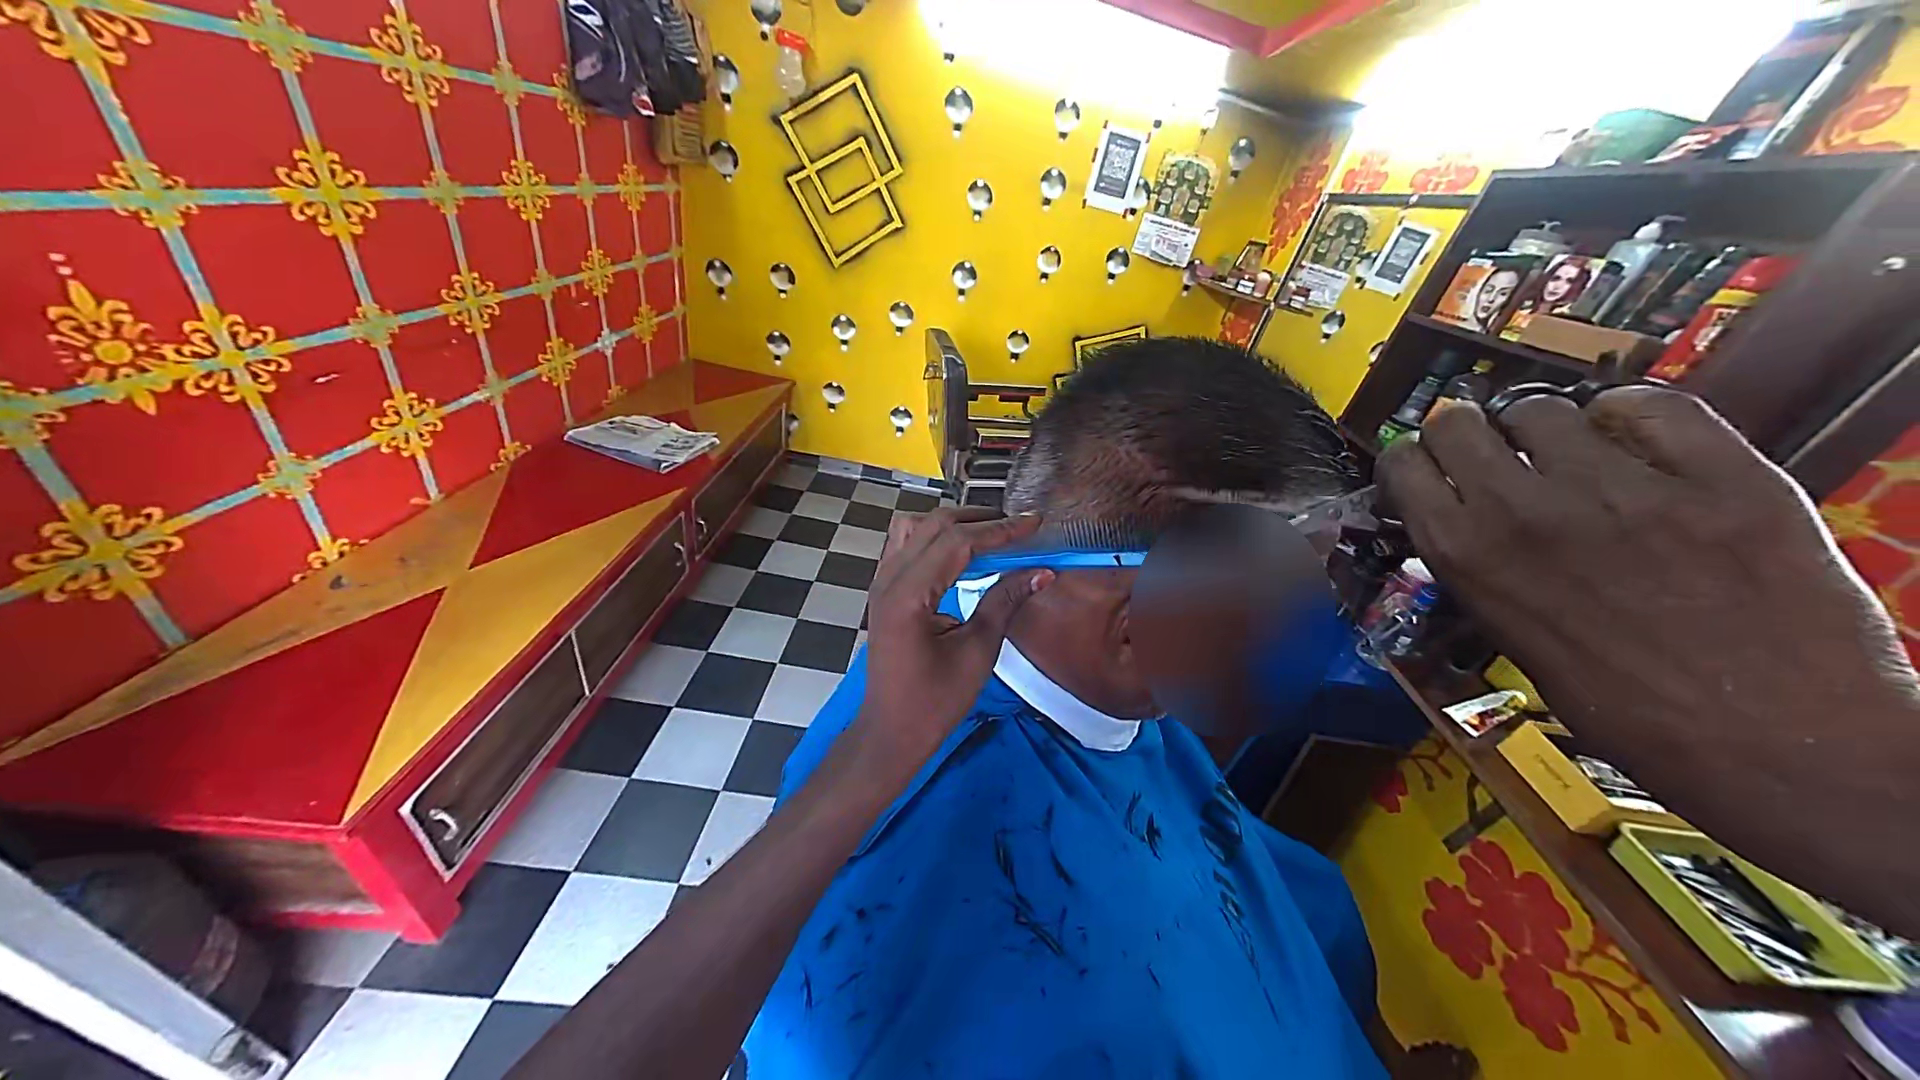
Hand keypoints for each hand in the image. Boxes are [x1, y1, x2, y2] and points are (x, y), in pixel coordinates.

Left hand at [856, 509, 1052, 766]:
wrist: (893, 730)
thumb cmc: (934, 700)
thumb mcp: (978, 651)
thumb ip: (1005, 602)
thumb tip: (1040, 572)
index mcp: (909, 594)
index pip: (958, 542)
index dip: (1000, 529)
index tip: (1034, 522)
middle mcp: (889, 579)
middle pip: (935, 524)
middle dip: (980, 520)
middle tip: (1019, 526)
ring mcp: (882, 582)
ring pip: (916, 528)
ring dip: (955, 524)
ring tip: (992, 533)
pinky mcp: (884, 590)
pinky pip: (907, 545)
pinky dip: (937, 538)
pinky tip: (963, 552)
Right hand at [1378, 386, 1912, 730]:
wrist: (1772, 739)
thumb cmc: (1619, 702)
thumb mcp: (1508, 633)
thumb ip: (1477, 565)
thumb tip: (1459, 517)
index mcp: (1464, 555)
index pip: (1402, 465)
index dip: (1411, 460)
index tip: (1428, 467)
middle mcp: (1522, 511)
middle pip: (1457, 422)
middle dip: (1464, 432)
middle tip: (1491, 450)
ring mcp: (1619, 489)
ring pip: (1543, 409)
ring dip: (1543, 428)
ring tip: (1570, 454)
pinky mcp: (1719, 476)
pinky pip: (1650, 406)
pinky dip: (1631, 416)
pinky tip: (1636, 441)